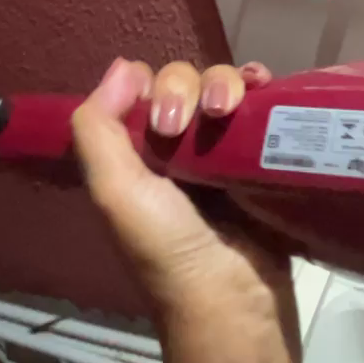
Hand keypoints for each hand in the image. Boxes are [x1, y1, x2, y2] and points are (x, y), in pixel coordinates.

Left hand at [71, 59, 297, 362]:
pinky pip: (261, 100)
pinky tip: (265, 85)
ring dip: (227, 82)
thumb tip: (120, 65)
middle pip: (183, 81)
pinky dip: (261, 84)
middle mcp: (179, 142)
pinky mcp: (263, 148)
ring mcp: (223, 144)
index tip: (161, 112)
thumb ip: (99, 132)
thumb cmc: (169, 249)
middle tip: (198, 119)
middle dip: (189, 87)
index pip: (141, 89)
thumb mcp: (117, 196)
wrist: (236, 297)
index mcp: (138, 152)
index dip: (150, 85)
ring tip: (230, 109)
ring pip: (222, 84)